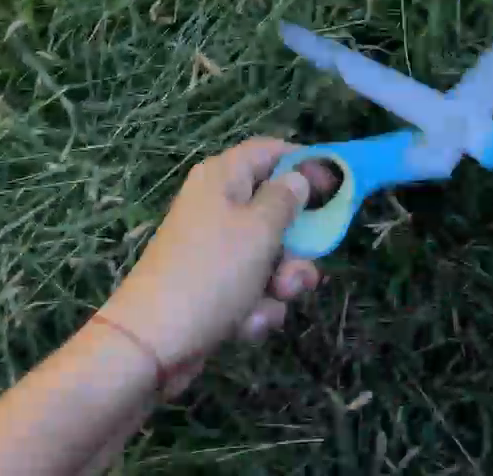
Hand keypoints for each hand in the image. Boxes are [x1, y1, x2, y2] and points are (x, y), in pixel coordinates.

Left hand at [100, 138, 334, 380]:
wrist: (153, 341)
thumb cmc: (211, 272)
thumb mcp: (259, 230)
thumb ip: (287, 200)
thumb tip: (297, 176)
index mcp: (223, 176)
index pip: (271, 151)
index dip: (305, 164)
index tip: (338, 188)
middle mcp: (218, 204)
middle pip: (276, 210)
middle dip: (296, 247)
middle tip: (299, 269)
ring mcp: (214, 246)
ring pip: (269, 256)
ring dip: (278, 284)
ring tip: (269, 303)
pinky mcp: (212, 284)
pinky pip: (251, 287)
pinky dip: (255, 306)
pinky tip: (244, 324)